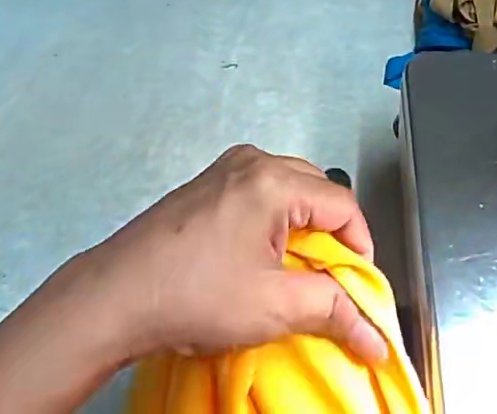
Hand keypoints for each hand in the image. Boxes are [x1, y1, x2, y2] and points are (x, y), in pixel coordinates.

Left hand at [73, 145, 387, 364]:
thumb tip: (375, 336)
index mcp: (272, 179)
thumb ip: (332, 309)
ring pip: (290, 186)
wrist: (122, 290)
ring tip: (299, 272)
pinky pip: (262, 188)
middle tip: (333, 281)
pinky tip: (264, 254)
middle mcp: (252, 160)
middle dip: (333, 234)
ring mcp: (227, 166)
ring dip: (305, 225)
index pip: (342, 203)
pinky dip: (277, 217)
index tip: (360, 289)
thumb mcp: (272, 307)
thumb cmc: (196, 293)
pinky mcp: (210, 180)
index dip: (361, 248)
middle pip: (317, 188)